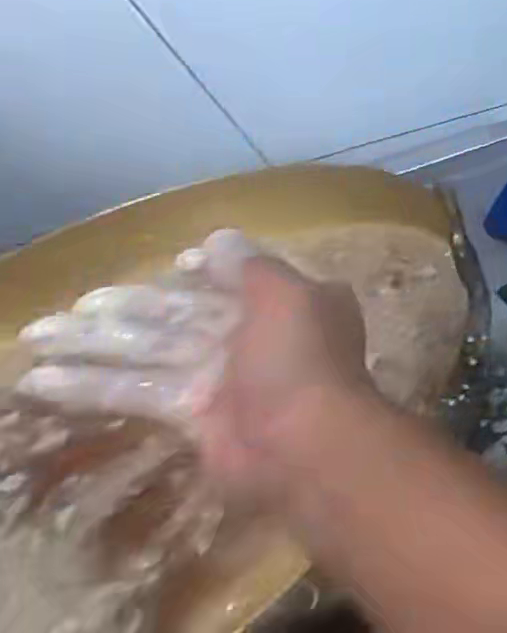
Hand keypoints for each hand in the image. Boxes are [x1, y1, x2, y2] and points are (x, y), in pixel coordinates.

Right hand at [16, 229, 372, 500]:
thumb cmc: (301, 359)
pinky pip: (141, 390)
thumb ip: (255, 270)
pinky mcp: (196, 412)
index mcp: (301, 302)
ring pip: (159, 350)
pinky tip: (36, 379)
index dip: (213, 271)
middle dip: (137, 309)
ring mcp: (230, 373)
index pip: (249, 280)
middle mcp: (268, 333)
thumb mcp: (289, 300)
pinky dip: (93, 384)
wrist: (302, 439)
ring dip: (100, 343)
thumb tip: (221, 237)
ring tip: (35, 334)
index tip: (176, 264)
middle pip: (193, 315)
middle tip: (73, 305)